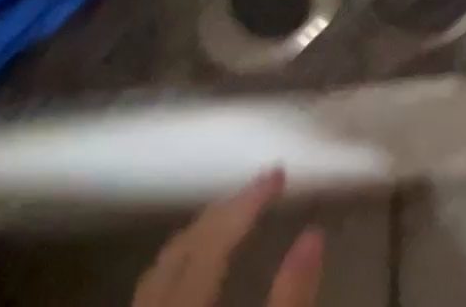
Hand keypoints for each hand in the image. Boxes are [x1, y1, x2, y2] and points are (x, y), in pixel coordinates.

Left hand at [133, 170, 323, 306]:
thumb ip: (291, 294)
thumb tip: (313, 235)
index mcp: (183, 305)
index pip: (214, 240)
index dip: (247, 202)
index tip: (279, 172)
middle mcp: (152, 305)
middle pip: (183, 247)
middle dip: (224, 211)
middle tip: (262, 185)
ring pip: (162, 265)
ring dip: (200, 232)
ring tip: (234, 212)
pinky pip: (154, 284)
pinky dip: (182, 257)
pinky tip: (200, 258)